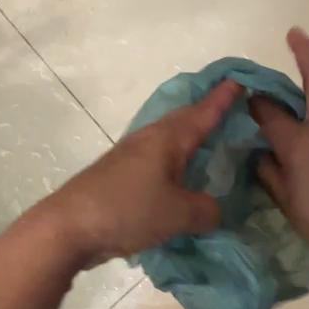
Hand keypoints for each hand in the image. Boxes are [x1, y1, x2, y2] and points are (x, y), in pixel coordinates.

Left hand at [18, 79, 243, 265]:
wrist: (68, 227)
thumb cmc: (127, 210)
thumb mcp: (178, 214)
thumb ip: (205, 209)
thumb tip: (213, 209)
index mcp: (167, 140)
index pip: (203, 113)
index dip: (223, 99)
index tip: (240, 80)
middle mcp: (148, 140)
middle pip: (183, 121)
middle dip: (206, 114)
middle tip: (231, 111)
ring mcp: (130, 158)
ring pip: (168, 142)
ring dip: (189, 141)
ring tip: (210, 147)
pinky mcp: (118, 178)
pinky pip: (157, 163)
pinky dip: (174, 165)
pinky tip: (179, 181)